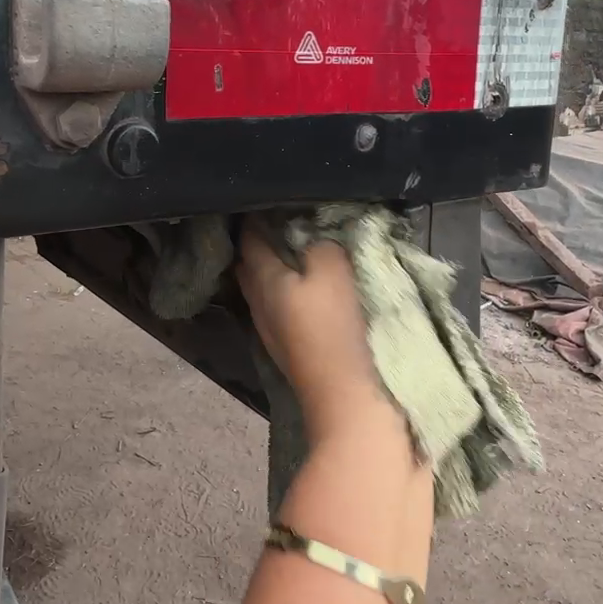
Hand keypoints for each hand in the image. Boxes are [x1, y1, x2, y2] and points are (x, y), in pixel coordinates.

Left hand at [236, 231, 397, 443]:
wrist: (352, 405)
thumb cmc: (339, 329)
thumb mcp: (335, 269)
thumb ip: (321, 242)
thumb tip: (312, 235)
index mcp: (263, 279)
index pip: (250, 237)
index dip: (259, 214)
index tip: (278, 198)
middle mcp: (258, 305)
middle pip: (251, 264)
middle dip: (263, 241)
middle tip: (290, 220)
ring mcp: (271, 333)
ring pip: (265, 289)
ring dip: (277, 268)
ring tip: (303, 250)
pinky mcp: (290, 352)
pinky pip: (281, 308)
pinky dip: (291, 292)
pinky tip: (314, 290)